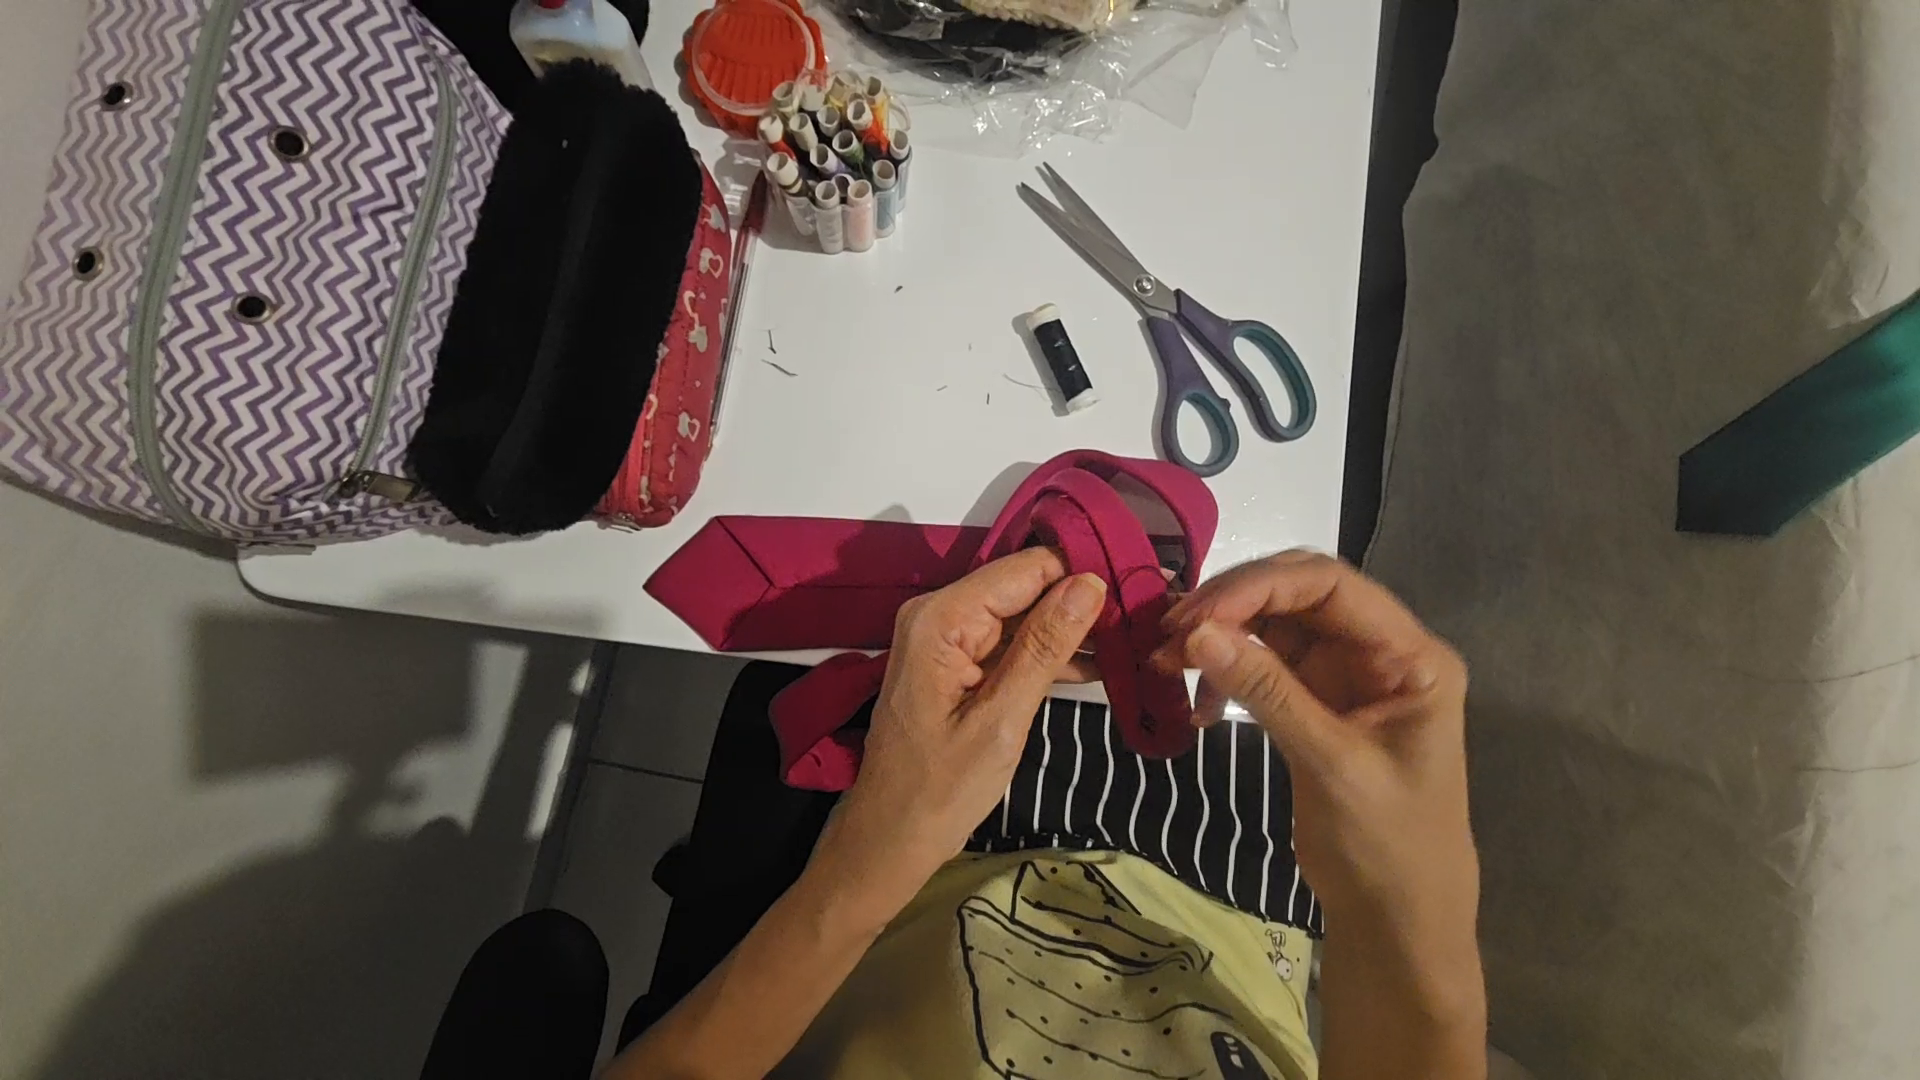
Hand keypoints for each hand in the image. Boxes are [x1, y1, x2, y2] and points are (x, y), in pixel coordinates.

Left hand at [814, 548, 1106, 916]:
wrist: (891, 837)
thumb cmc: (941, 790)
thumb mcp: (1002, 719)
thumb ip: (1045, 647)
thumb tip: (1090, 584)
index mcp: (942, 618)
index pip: (1026, 568)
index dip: (1080, 573)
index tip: (1135, 589)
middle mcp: (939, 613)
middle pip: (1024, 587)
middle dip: (1080, 602)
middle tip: (1141, 621)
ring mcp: (946, 636)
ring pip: (1023, 614)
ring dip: (1070, 630)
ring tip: (1130, 642)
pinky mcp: (956, 660)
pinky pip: (1009, 642)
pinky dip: (1046, 654)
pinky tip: (1094, 666)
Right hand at [1156, 552, 1479, 986]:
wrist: (1395, 915)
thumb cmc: (1387, 845)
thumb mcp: (1331, 764)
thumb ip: (1267, 691)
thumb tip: (1196, 633)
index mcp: (1409, 655)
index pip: (1330, 585)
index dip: (1259, 586)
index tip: (1196, 615)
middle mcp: (1376, 648)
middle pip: (1296, 592)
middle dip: (1231, 604)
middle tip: (1171, 631)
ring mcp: (1341, 670)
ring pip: (1268, 622)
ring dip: (1216, 635)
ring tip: (1167, 662)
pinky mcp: (1310, 694)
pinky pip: (1257, 660)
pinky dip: (1221, 671)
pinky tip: (1196, 706)